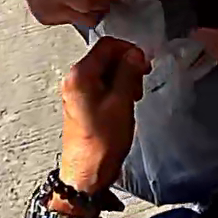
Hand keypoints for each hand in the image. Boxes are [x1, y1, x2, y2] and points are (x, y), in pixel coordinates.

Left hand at [59, 38, 149, 193]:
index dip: (128, 50)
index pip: (106, 45)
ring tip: (133, 96)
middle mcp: (73, 79)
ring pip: (104, 71)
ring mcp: (76, 91)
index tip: (144, 64)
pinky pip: (100, 85)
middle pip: (104, 56)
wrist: (86, 172)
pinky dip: (115, 88)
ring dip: (123, 78)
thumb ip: (128, 74)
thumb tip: (135, 54)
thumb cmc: (102, 142)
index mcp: (80, 75)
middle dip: (126, 65)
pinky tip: (124, 103)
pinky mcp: (81, 102)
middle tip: (140, 82)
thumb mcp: (121, 103)